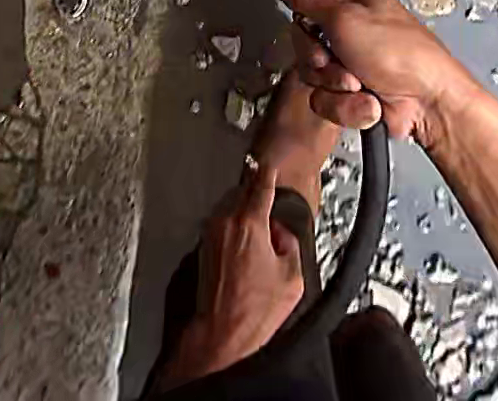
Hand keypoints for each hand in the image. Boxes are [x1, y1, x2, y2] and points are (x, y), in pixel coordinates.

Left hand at [157, 163, 304, 386]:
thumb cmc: (255, 310)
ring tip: (258, 228)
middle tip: (268, 200)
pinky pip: (222, 220)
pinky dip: (233, 222)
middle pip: (243, 190)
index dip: (268, 171)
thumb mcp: (292, 276)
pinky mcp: (204, 245)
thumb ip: (290, 243)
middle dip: (256, 191)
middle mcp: (227, 222)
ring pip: (230, 204)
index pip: (261, 184)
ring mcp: (212, 232)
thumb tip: (281, 233)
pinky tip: (245, 241)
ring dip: (244, 207)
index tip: (270, 163)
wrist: (223, 334)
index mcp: (250, 223)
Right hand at [263, 0, 485, 149]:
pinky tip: (365, 98)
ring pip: (309, 66)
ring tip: (357, 81)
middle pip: (298, 28)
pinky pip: (323, 95)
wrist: (429, 104)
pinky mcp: (349, 84)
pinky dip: (343, 103)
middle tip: (330, 55)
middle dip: (311, 50)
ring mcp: (347, 53)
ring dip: (331, 80)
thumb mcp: (347, 20)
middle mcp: (345, 19)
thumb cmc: (403, 53)